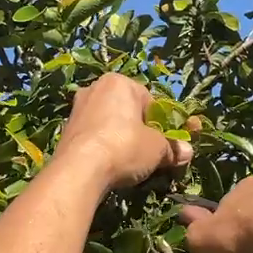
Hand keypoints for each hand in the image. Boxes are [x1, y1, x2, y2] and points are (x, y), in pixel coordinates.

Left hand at [55, 74, 192, 191]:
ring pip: (110, 125)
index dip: (162, 125)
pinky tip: (110, 166)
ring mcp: (77, 109)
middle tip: (150, 154)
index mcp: (119, 82)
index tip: (167, 144)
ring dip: (122, 140)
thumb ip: (173, 147)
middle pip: (128, 112)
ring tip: (130, 163)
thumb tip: (187, 152)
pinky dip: (104, 148)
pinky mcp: (66, 131)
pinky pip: (94, 137)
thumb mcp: (158, 148)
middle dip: (140, 132)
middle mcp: (95, 89)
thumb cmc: (124, 147)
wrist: (79, 169)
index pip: (150, 101)